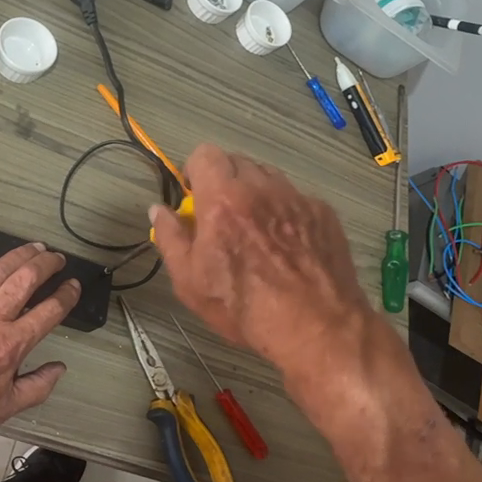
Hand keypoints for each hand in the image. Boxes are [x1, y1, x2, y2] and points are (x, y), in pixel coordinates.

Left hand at [0, 238, 80, 452]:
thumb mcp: (6, 407)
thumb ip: (38, 386)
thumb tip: (59, 368)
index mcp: (12, 344)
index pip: (49, 312)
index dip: (66, 296)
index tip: (73, 286)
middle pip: (27, 280)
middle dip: (47, 265)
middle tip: (57, 259)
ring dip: (19, 255)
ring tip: (34, 247)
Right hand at [149, 146, 385, 418]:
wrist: (316, 328)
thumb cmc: (245, 308)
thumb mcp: (190, 282)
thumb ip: (170, 238)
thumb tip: (158, 210)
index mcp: (223, 200)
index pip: (205, 154)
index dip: (195, 171)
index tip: (195, 196)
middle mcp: (261, 188)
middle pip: (237, 162)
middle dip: (224, 181)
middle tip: (222, 216)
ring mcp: (297, 198)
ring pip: (268, 177)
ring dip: (255, 193)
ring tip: (255, 230)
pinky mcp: (323, 213)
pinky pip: (295, 198)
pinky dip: (284, 211)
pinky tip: (287, 245)